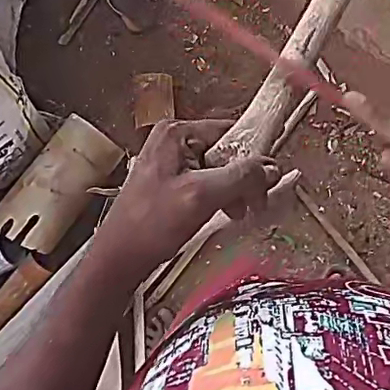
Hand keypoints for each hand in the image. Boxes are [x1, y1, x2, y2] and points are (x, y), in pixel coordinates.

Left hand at [93, 119, 277, 276]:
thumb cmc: (150, 225)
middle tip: (254, 203)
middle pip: (226, 152)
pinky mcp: (169, 184)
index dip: (253, 155)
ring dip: (233, 192)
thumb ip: (240, 177)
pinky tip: (223, 214)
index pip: (230, 132)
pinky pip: (205, 183)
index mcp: (175, 133)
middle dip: (243, 178)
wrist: (119, 258)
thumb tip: (271, 167)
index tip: (269, 179)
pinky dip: (218, 199)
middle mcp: (171, 141)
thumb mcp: (201, 195)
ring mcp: (169, 162)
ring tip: (238, 212)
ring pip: (218, 170)